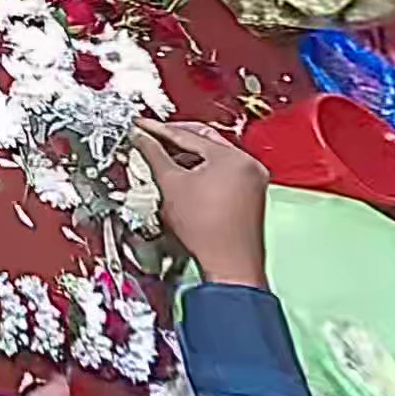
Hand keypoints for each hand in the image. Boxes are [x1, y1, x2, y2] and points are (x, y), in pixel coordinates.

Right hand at [132, 118, 270, 287]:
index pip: (186, 134)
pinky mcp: (250, 194)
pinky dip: (199, 168)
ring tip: (162, 155)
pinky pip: (220, 169)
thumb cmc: (208, 232)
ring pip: (211, 154)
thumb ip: (153, 153)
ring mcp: (252, 180)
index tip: (142, 127)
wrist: (229, 268)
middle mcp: (248, 165)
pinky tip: (181, 173)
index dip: (158, 130)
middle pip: (202, 140)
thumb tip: (142, 138)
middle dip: (174, 138)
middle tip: (151, 136)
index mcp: (233, 158)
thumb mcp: (170, 184)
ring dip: (186, 153)